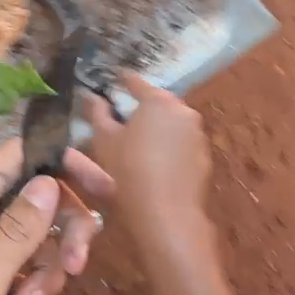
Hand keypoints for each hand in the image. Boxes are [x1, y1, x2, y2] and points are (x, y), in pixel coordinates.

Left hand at [0, 139, 108, 294]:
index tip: (104, 192)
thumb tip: (51, 179)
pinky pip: (8, 276)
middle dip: (58, 236)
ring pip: (25, 245)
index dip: (63, 163)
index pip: (18, 156)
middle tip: (73, 271)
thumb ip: (18, 231)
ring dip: (37, 277)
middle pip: (30, 202)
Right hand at [84, 72, 213, 246]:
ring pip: (171, 122)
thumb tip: (90, 95)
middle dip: (140, 106)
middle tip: (120, 117)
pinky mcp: (204, 156)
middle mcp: (182, 110)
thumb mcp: (103, 139)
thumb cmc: (128, 169)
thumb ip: (97, 111)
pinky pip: (181, 142)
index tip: (109, 81)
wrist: (166, 213)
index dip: (119, 81)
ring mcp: (197, 133)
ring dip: (155, 126)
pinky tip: (154, 162)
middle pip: (157, 101)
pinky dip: (168, 145)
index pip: (135, 81)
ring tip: (136, 142)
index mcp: (157, 100)